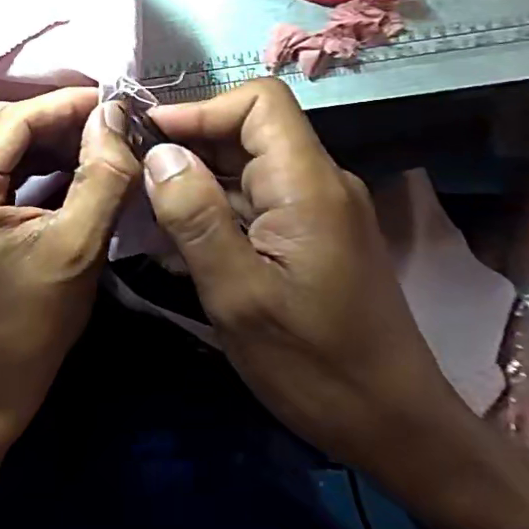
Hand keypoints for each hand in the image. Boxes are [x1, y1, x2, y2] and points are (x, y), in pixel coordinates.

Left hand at [0, 88, 140, 449]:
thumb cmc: (35, 321)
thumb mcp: (78, 245)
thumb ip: (101, 175)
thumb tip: (116, 117)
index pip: (15, 120)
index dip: (69, 104)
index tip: (119, 102)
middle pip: (6, 125)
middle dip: (62, 119)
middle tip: (115, 123)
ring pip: (5, 142)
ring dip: (53, 138)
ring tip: (103, 141)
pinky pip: (2, 166)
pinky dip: (40, 160)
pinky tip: (77, 165)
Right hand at [142, 79, 475, 475]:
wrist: (394, 426)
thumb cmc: (315, 366)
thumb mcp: (238, 296)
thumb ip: (196, 218)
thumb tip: (160, 154)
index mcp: (307, 184)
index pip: (258, 102)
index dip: (201, 109)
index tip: (149, 138)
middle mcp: (319, 184)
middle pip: (251, 133)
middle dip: (190, 146)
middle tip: (134, 177)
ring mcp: (320, 211)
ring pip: (251, 170)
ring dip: (200, 182)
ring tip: (147, 209)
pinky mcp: (316, 238)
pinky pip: (260, 204)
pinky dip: (219, 211)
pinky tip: (183, 239)